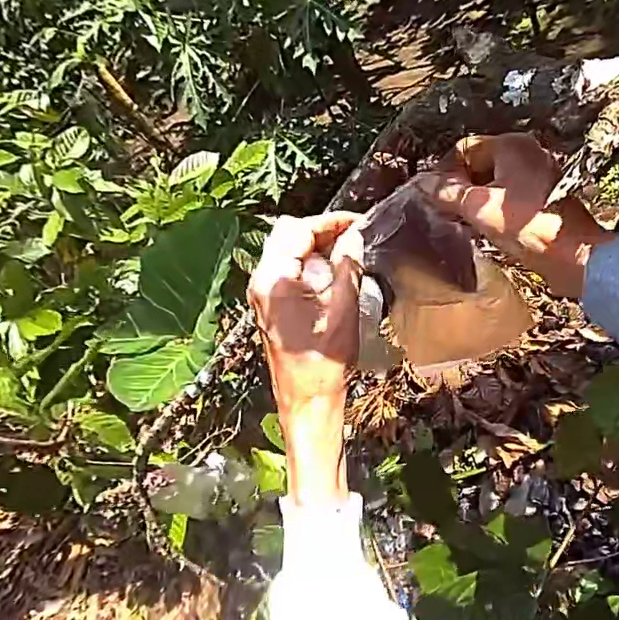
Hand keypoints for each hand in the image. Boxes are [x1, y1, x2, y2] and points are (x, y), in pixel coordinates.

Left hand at [247, 212, 363, 507]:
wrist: (307, 398)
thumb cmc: (323, 364)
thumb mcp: (343, 311)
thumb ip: (348, 269)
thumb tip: (353, 239)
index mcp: (275, 280)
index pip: (298, 230)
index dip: (330, 222)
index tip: (356, 222)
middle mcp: (262, 283)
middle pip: (287, 235)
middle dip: (322, 230)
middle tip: (354, 235)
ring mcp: (263, 295)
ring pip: (287, 251)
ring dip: (316, 247)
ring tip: (348, 252)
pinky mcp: (271, 306)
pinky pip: (288, 271)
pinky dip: (310, 265)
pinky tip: (334, 275)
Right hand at [422, 133, 613, 299]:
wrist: (574, 256)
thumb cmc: (529, 228)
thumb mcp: (479, 209)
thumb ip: (448, 194)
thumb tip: (422, 184)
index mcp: (511, 145)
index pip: (464, 149)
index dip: (445, 172)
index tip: (433, 197)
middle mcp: (528, 153)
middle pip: (480, 165)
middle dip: (461, 187)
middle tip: (447, 212)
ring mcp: (540, 175)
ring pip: (495, 182)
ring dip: (478, 200)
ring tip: (466, 222)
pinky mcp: (547, 198)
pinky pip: (511, 196)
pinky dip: (496, 208)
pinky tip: (489, 228)